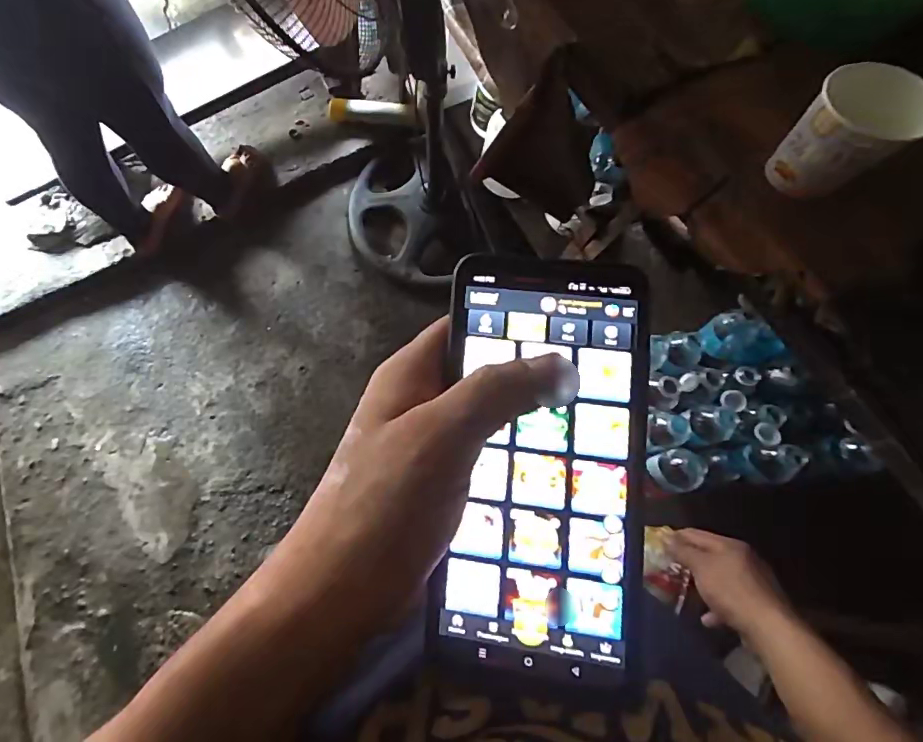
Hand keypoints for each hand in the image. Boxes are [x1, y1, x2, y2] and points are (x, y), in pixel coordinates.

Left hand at [256, 317, 577, 634]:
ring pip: (489, 418)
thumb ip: (499, 391)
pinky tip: (549, 471)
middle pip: (484, 373)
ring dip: (527, 421)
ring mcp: (428, 447)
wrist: (334, 600)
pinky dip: (515, 459)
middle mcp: (418, 402)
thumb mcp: (443, 433)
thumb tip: (561, 363)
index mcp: (410, 374)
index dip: (514, 323)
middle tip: (588, 383)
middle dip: (530, 376)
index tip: (568, 332)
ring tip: (581, 425)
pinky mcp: (439, 489)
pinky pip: (486, 459)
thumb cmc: (383, 505)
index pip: (467, 324)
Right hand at [669, 529, 795, 636]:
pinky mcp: (757, 604)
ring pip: (721, 578)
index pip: (698, 534)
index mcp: (730, 545)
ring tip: (687, 593)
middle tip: (671, 568)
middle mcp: (743, 558)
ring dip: (704, 585)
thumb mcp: (702, 568)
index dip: (678, 536)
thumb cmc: (731, 591)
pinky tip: (708, 619)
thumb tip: (668, 537)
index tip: (661, 542)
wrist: (768, 627)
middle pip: (710, 555)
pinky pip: (731, 601)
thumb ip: (684, 551)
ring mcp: (752, 582)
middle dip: (691, 562)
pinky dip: (718, 607)